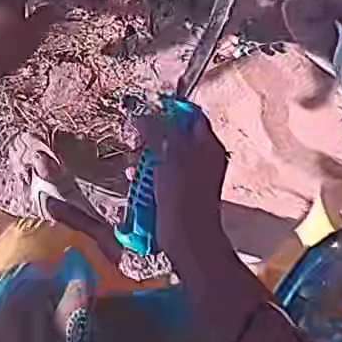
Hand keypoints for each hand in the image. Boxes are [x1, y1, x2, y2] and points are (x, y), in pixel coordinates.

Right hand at [129, 107, 229, 247]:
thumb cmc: (180, 193)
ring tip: (133, 155)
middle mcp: (203, 158)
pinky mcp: (180, 190)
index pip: (192, 115)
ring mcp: (192, 175)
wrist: (186, 236)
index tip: (148, 105)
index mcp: (208, 146)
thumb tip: (142, 112)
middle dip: (154, 131)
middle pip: (177, 133)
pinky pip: (162, 172)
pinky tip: (134, 176)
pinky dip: (148, 171)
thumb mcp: (166, 155)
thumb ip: (155, 130)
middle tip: (136, 132)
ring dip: (148, 152)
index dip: (171, 107)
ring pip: (167, 153)